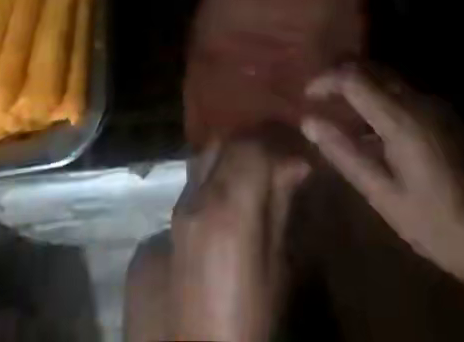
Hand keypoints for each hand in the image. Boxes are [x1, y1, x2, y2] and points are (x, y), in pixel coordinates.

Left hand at [166, 135, 309, 341]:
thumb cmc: (251, 319)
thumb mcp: (278, 268)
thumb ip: (280, 208)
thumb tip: (296, 164)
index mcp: (228, 206)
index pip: (250, 147)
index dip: (275, 144)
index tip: (296, 152)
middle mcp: (196, 196)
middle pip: (221, 145)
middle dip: (250, 145)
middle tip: (279, 159)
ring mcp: (176, 208)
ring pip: (202, 160)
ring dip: (227, 159)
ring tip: (255, 176)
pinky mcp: (167, 222)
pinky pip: (190, 184)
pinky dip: (211, 180)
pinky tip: (229, 201)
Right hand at [301, 66, 463, 318]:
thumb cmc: (439, 226)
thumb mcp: (384, 197)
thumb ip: (344, 154)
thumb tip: (309, 122)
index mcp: (402, 119)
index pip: (353, 76)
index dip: (324, 80)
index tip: (307, 97)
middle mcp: (420, 101)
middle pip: (370, 66)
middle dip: (340, 75)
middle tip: (319, 98)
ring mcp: (437, 106)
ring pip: (387, 75)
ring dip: (360, 83)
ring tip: (340, 111)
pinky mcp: (446, 117)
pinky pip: (403, 90)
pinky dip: (379, 95)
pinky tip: (370, 126)